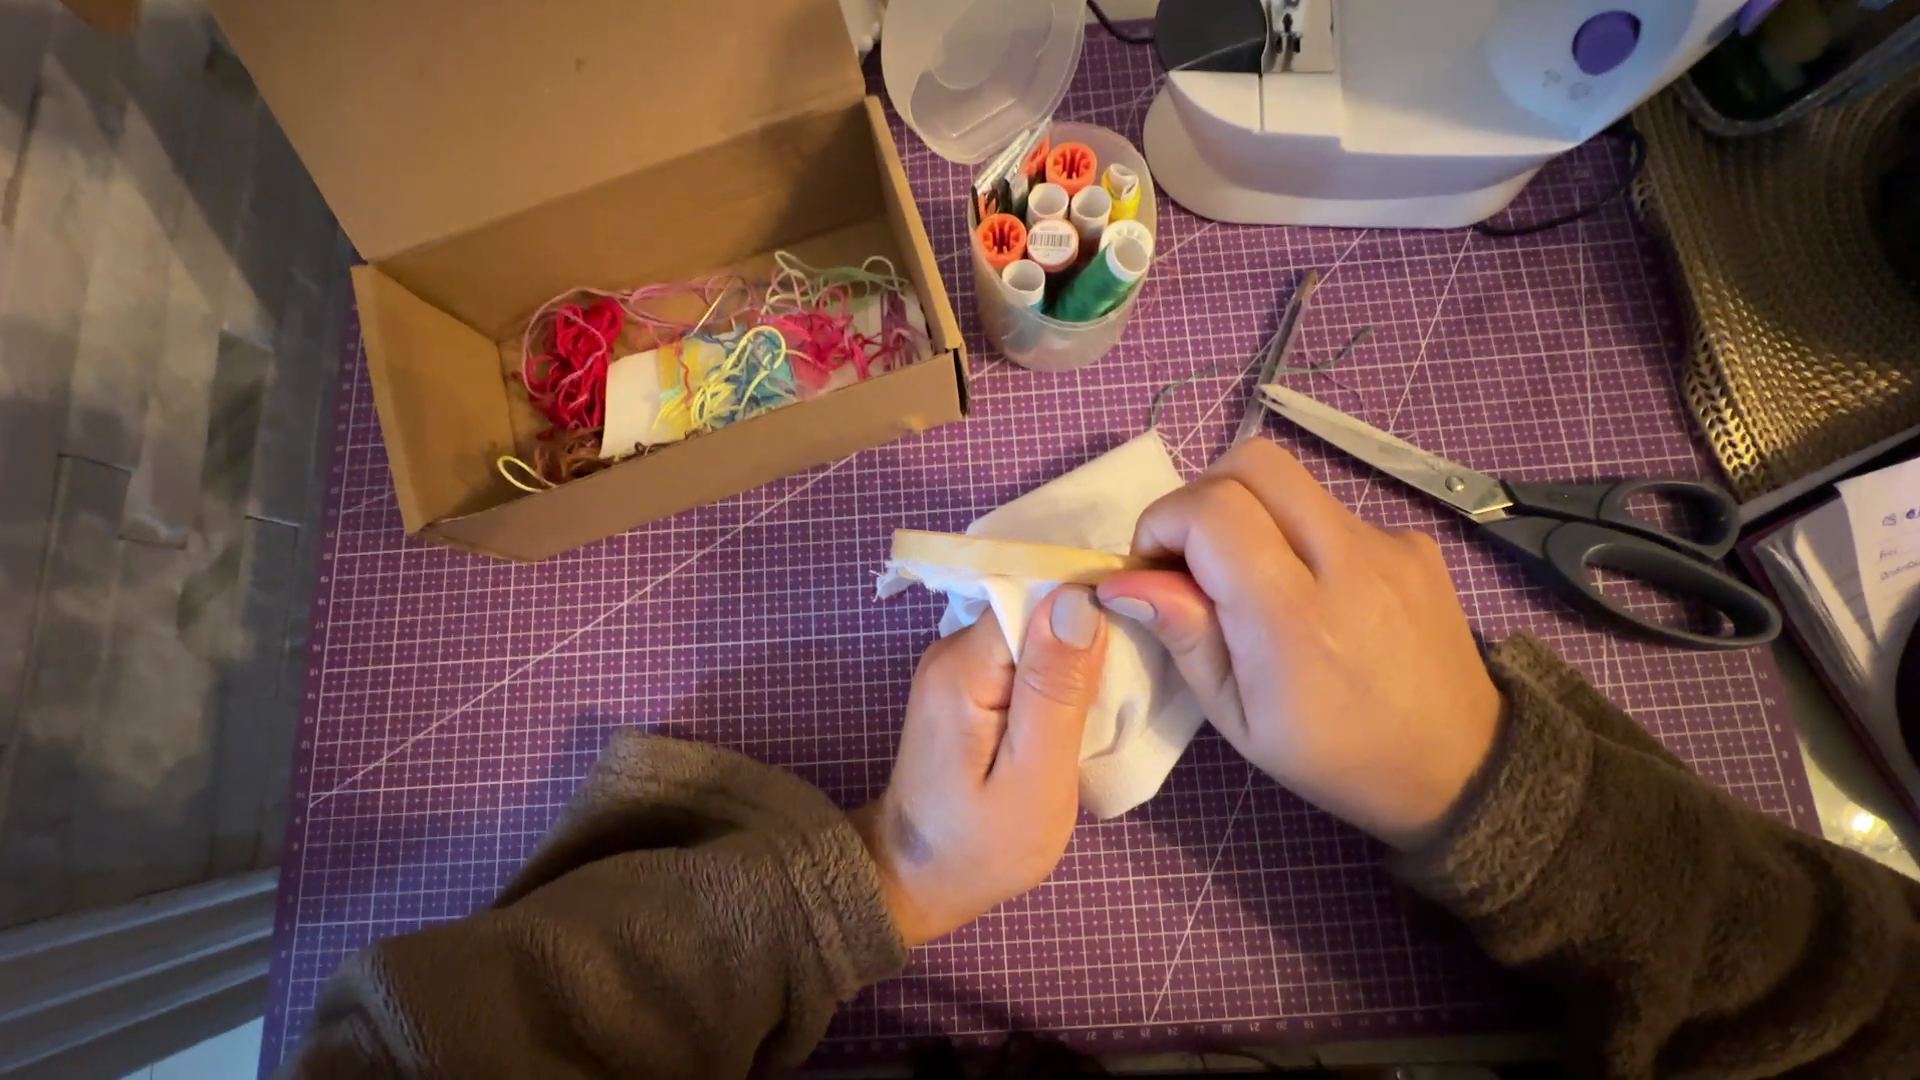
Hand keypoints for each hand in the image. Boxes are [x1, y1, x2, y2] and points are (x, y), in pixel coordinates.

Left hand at [853, 587, 1108, 945]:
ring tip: (1115, 688)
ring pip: (1030, 631)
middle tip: (1132, 673)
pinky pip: (1020, 656)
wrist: (917, 878)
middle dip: (1085, 629)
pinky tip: (1081, 701)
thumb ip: (1054, 691)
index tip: (1138, 623)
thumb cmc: (979, 847)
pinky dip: (1054, 673)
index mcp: (965, 666)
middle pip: (1031, 609)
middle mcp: (954, 650)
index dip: (1086, 603)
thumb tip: (1078, 601)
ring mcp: (958, 666)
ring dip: (1074, 654)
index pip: (1031, 597)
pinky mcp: (968, 684)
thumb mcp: (1032, 780)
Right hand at [1097, 440, 1500, 850]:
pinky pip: (1327, 508)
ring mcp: (1388, 542)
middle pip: (1251, 461)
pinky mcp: (1411, 540)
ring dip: (1245, 511)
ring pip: (1288, 478)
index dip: (1162, 523)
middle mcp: (1346, 560)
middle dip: (1199, 495)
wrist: (1460, 766)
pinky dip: (1293, 532)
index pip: (1211, 511)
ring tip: (1250, 577)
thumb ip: (1183, 636)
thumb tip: (1122, 582)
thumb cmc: (1330, 754)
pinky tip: (1311, 589)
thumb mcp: (1236, 716)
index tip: (1153, 569)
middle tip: (1191, 556)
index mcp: (1293, 618)